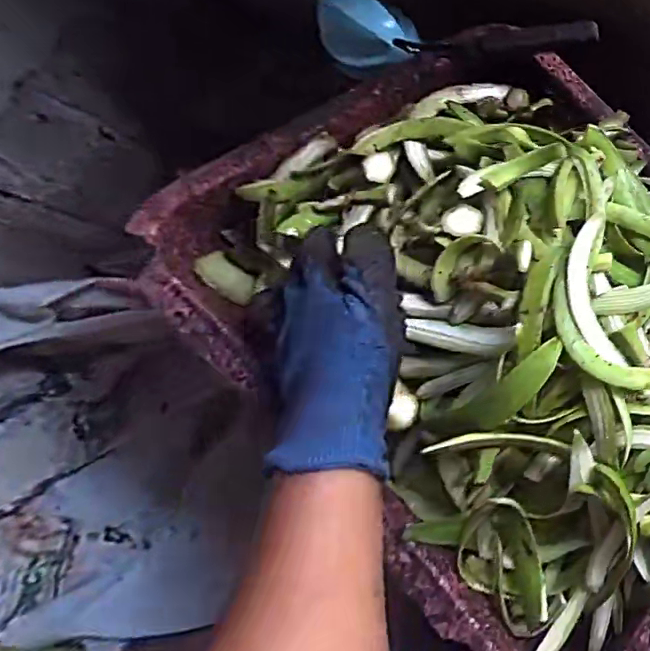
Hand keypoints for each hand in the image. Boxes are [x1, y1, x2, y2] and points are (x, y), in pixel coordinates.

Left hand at [265, 226, 401, 477]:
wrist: (328, 421)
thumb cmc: (362, 358)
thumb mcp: (380, 303)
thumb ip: (370, 262)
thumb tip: (364, 229)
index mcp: (312, 280)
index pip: (321, 241)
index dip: (341, 238)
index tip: (361, 244)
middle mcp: (283, 298)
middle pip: (298, 267)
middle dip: (320, 264)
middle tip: (348, 273)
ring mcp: (272, 330)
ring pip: (282, 296)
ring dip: (300, 293)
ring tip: (326, 302)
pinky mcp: (270, 360)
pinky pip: (276, 328)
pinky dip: (291, 323)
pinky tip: (308, 334)